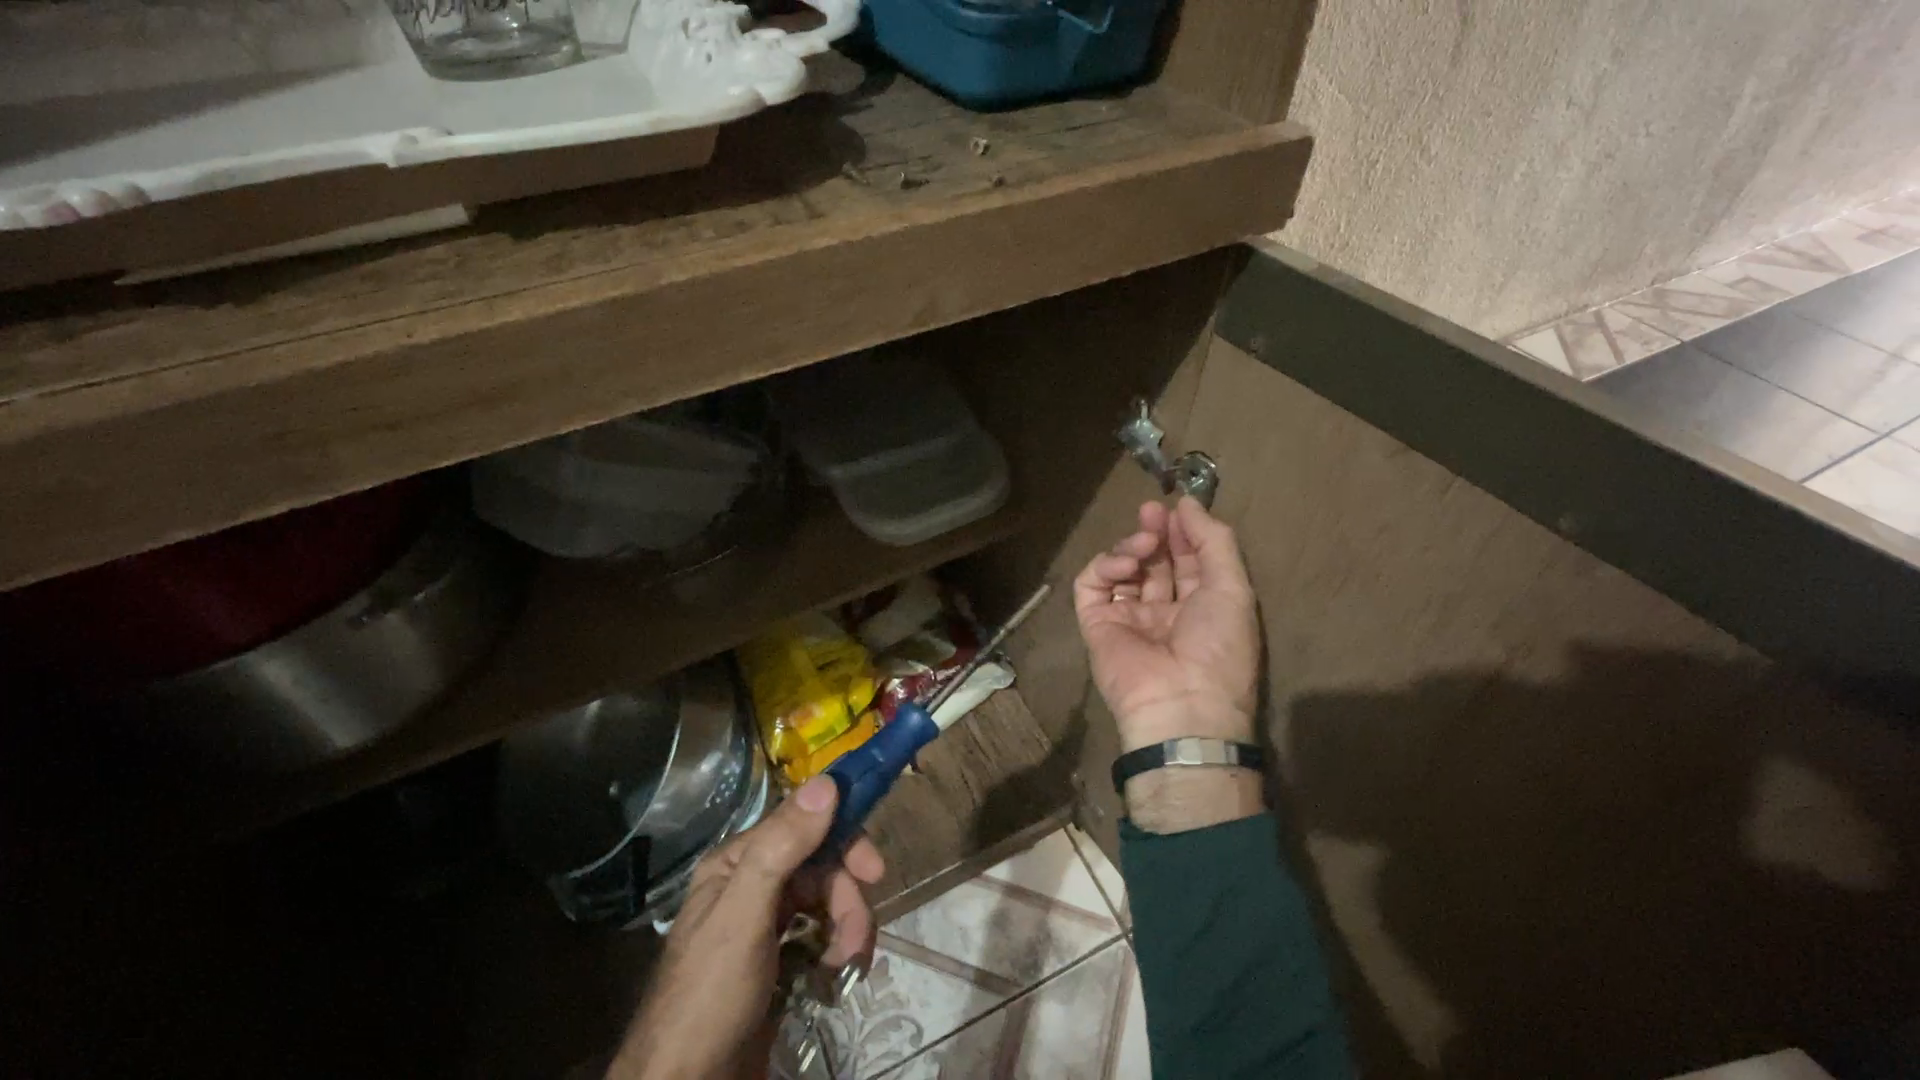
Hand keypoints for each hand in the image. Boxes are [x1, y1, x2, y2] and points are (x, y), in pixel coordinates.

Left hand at [610, 775, 885, 1079]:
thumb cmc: (710, 993)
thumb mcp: (744, 913)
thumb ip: (782, 847)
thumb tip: (827, 781)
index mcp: (738, 862)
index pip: (803, 826)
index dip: (844, 840)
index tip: (875, 870)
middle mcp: (753, 884)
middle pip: (822, 868)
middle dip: (847, 899)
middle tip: (858, 939)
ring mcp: (768, 925)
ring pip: (828, 902)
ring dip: (847, 930)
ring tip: (845, 968)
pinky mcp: (781, 961)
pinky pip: (824, 936)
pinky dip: (838, 951)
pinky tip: (834, 976)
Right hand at [1073, 497, 1258, 751]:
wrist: (1182, 703)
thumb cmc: (1218, 647)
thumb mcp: (1232, 588)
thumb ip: (1214, 541)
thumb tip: (1189, 503)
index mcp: (1202, 608)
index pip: (1188, 560)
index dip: (1184, 532)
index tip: (1178, 508)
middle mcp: (1165, 612)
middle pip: (1155, 561)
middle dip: (1155, 532)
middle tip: (1152, 512)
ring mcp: (1128, 618)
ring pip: (1123, 568)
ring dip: (1133, 547)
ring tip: (1144, 543)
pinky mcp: (1096, 624)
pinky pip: (1093, 585)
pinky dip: (1106, 567)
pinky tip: (1126, 565)